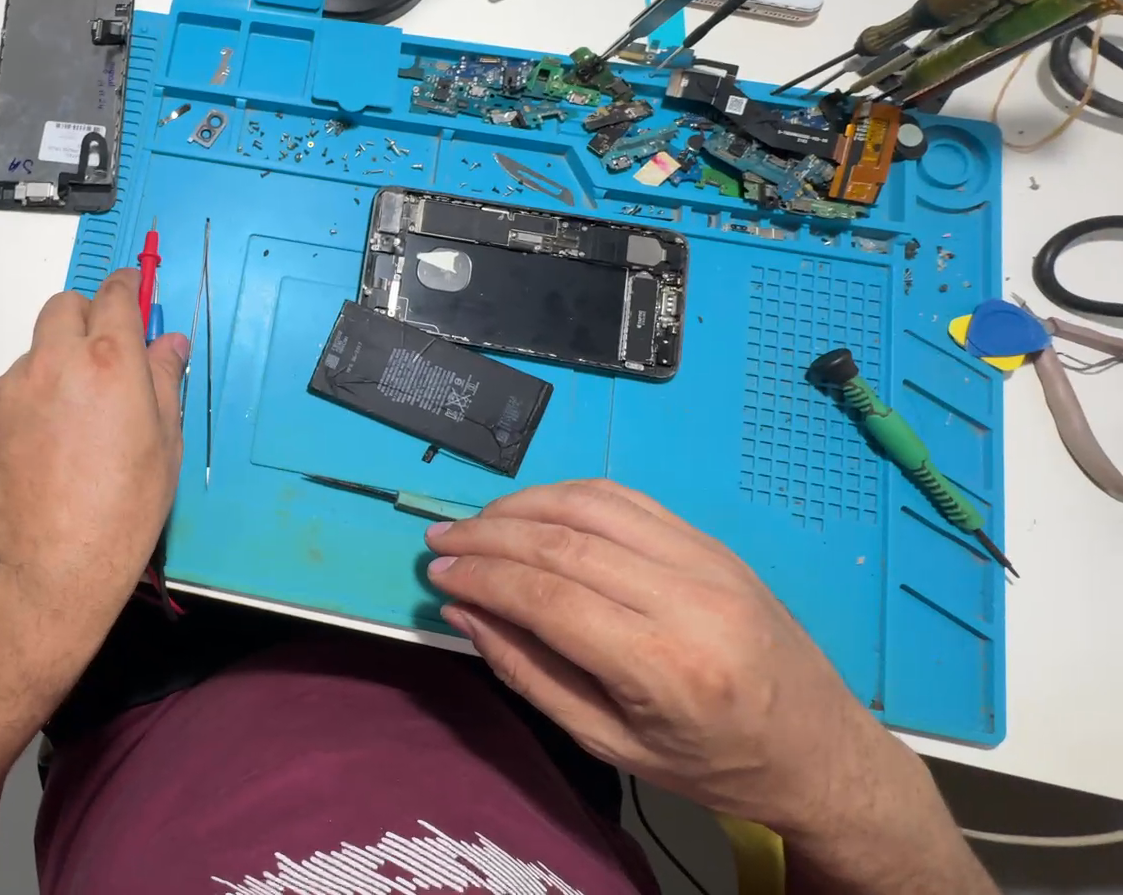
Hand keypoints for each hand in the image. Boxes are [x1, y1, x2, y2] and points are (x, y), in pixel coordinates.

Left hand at [0, 269, 187, 630]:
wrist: (52, 566)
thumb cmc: (124, 509)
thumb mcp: (166, 442)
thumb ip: (165, 379)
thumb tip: (169, 341)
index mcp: (108, 362)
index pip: (116, 294)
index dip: (129, 287)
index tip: (133, 291)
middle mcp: (54, 361)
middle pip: (66, 305)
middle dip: (88, 317)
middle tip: (105, 356)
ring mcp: (11, 387)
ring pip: (37, 349)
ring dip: (58, 361)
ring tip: (74, 417)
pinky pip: (13, 386)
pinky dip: (32, 395)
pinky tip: (45, 441)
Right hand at [424, 479, 897, 835]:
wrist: (825, 753)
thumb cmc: (711, 765)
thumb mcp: (607, 742)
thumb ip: (526, 671)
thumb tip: (462, 610)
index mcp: (666, 667)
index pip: (546, 598)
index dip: (479, 577)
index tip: (436, 572)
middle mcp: (689, 600)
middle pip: (560, 542)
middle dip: (486, 536)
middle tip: (439, 540)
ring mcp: (707, 561)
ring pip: (587, 505)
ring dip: (518, 506)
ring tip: (477, 523)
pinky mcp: (711, 542)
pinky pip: (622, 497)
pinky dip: (563, 495)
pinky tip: (531, 511)